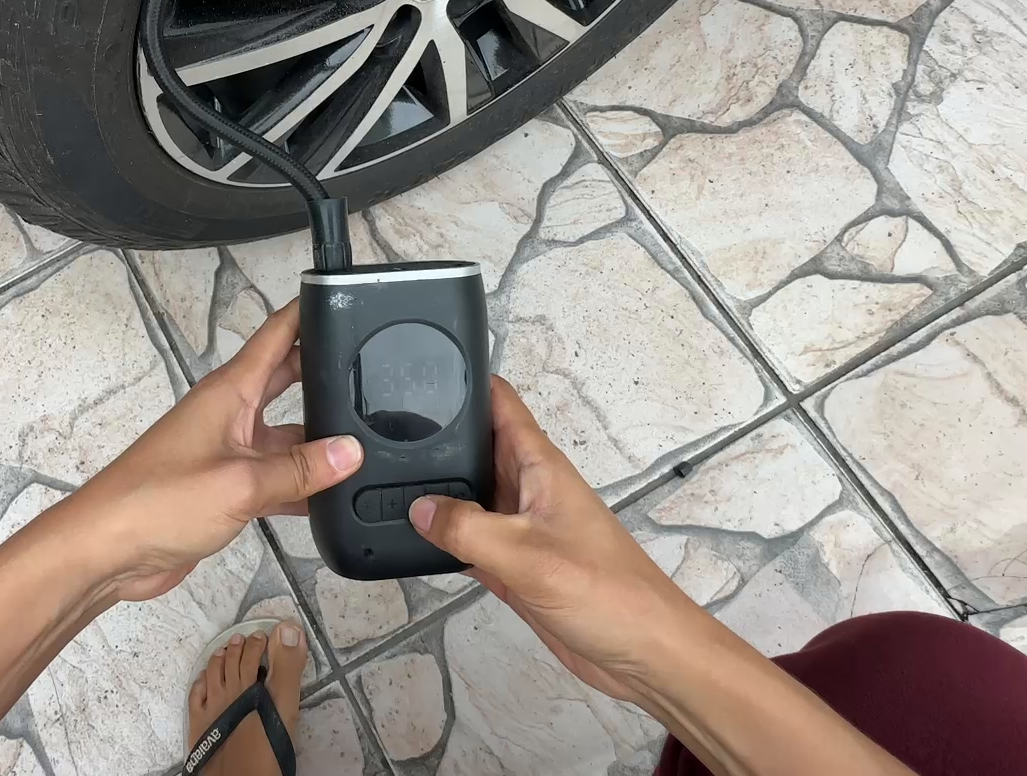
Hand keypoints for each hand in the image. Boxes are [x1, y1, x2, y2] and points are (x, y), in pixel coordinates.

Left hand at [63, 300, 362, 602]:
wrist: (109, 549)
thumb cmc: (158, 500)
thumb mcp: (241, 482)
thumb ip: (299, 469)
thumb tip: (349, 452)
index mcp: (229, 391)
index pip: (275, 335)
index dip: (305, 313)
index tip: (341, 299)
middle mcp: (230, 412)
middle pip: (285, 379)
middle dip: (322, 372)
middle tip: (367, 371)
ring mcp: (228, 448)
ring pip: (283, 432)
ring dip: (314, 439)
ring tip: (363, 441)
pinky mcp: (225, 483)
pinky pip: (273, 474)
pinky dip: (298, 483)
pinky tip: (328, 497)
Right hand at [407, 378, 713, 702]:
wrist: (644, 656)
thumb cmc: (604, 590)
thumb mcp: (528, 554)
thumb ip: (467, 528)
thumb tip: (417, 509)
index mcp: (537, 464)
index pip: (498, 401)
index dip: (464, 380)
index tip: (422, 369)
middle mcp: (523, 484)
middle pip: (473, 444)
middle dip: (435, 432)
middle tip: (381, 423)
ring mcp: (516, 523)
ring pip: (466, 490)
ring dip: (435, 485)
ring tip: (383, 473)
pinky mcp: (511, 560)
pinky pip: (467, 535)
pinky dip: (442, 533)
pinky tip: (408, 533)